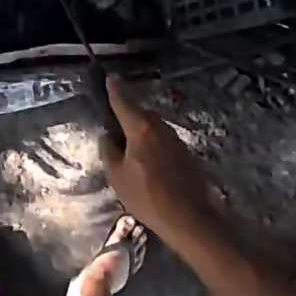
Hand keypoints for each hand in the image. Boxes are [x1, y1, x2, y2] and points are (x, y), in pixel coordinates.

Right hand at [102, 77, 226, 248]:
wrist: (188, 217)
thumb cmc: (147, 197)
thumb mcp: (118, 177)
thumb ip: (109, 152)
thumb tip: (107, 136)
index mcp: (141, 129)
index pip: (124, 103)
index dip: (115, 91)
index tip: (111, 79)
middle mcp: (160, 128)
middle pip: (141, 114)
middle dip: (128, 115)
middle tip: (115, 127)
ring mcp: (175, 139)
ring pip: (153, 127)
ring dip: (141, 131)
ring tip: (130, 149)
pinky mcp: (185, 152)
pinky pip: (163, 140)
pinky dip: (152, 143)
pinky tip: (148, 162)